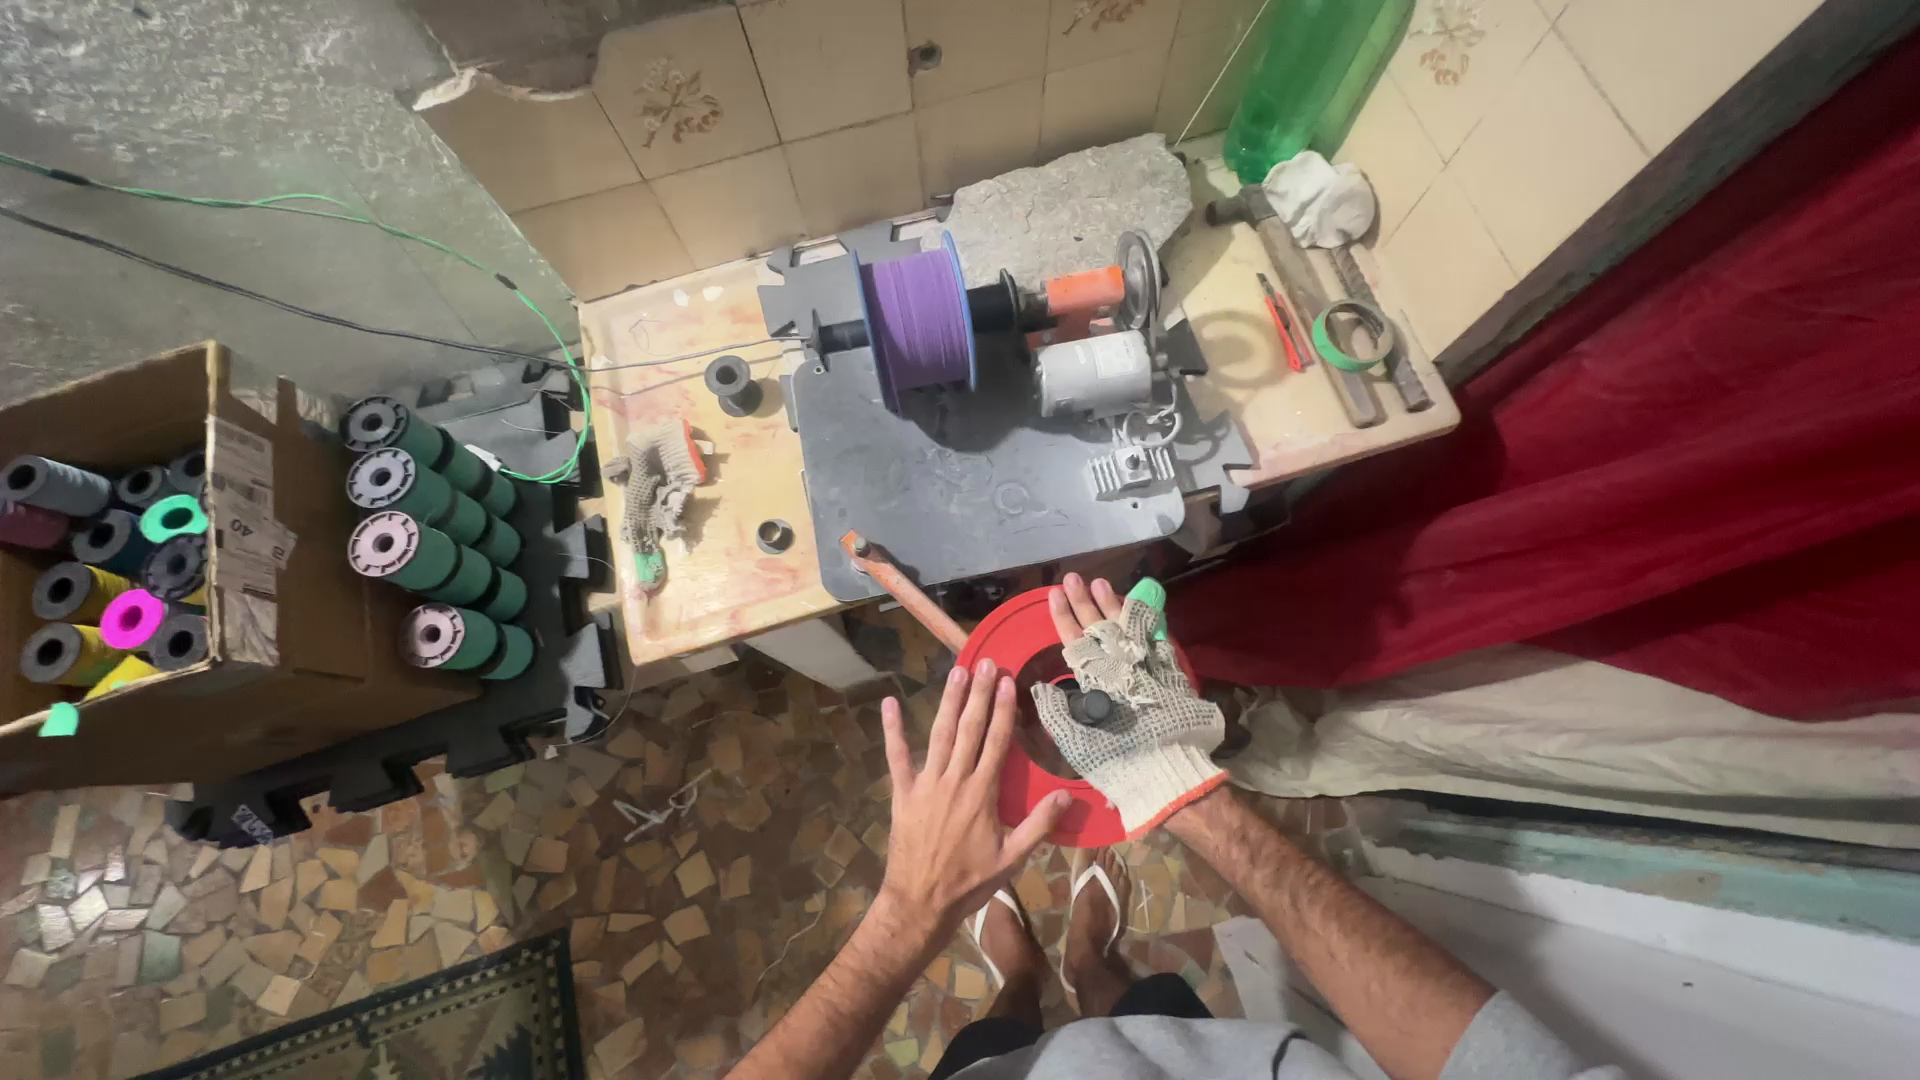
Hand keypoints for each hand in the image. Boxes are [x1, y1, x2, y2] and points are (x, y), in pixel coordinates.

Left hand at [878, 657, 1070, 940]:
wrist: (921, 902)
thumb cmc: (970, 881)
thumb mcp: (1012, 858)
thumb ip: (1039, 825)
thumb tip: (1068, 795)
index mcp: (982, 792)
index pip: (996, 741)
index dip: (1002, 709)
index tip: (1006, 681)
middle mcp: (954, 779)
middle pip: (969, 728)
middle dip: (978, 694)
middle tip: (985, 662)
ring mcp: (925, 783)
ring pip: (939, 733)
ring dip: (948, 701)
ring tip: (956, 672)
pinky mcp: (902, 792)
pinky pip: (896, 756)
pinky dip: (892, 729)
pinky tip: (888, 703)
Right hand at [1031, 573, 1227, 837]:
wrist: (1167, 771)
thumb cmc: (1116, 759)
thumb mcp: (1075, 741)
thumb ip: (1056, 711)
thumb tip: (1040, 688)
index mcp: (1094, 680)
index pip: (1073, 638)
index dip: (1063, 615)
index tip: (1054, 593)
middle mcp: (1119, 666)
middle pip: (1098, 626)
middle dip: (1083, 601)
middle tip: (1073, 578)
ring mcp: (1146, 666)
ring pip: (1126, 626)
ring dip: (1112, 604)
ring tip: (1101, 584)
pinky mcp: (1169, 673)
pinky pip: (1155, 639)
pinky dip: (1146, 622)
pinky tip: (1139, 608)